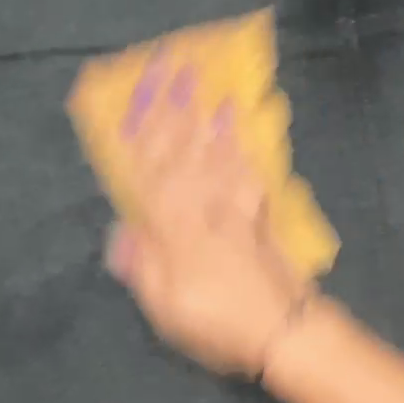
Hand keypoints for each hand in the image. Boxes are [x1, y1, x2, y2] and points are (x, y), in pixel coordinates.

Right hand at [105, 60, 313, 376]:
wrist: (283, 331)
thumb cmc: (218, 324)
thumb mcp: (167, 308)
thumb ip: (144, 267)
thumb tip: (120, 231)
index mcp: (176, 233)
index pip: (151, 178)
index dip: (141, 140)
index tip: (135, 101)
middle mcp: (205, 212)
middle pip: (185, 157)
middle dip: (176, 114)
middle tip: (173, 71)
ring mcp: (236, 213)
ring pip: (217, 158)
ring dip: (208, 122)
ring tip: (206, 87)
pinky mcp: (262, 220)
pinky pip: (250, 175)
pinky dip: (243, 150)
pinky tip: (241, 131)